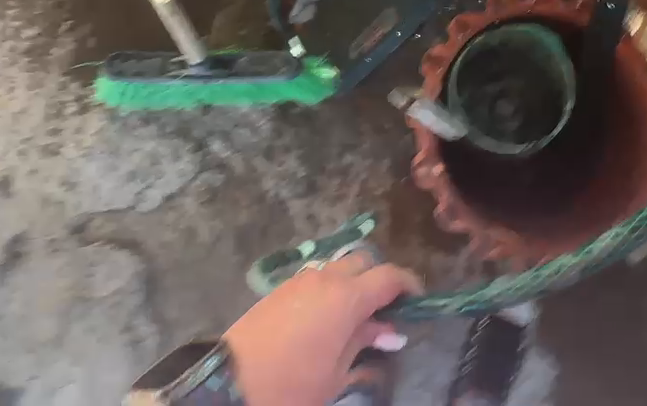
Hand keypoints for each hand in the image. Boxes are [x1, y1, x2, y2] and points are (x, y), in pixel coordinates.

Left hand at [222, 250, 420, 405]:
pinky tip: (327, 318)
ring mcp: (302, 278)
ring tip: (355, 317)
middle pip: (364, 261)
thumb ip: (365, 342)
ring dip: (353, 282)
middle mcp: (327, 277)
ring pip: (339, 266)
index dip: (408, 284)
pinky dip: (331, 287)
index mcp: (347, 297)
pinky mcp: (282, 287)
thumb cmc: (292, 385)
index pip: (389, 276)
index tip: (417, 300)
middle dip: (378, 279)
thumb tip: (391, 330)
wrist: (230, 384)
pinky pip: (317, 276)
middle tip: (385, 310)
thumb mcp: (336, 373)